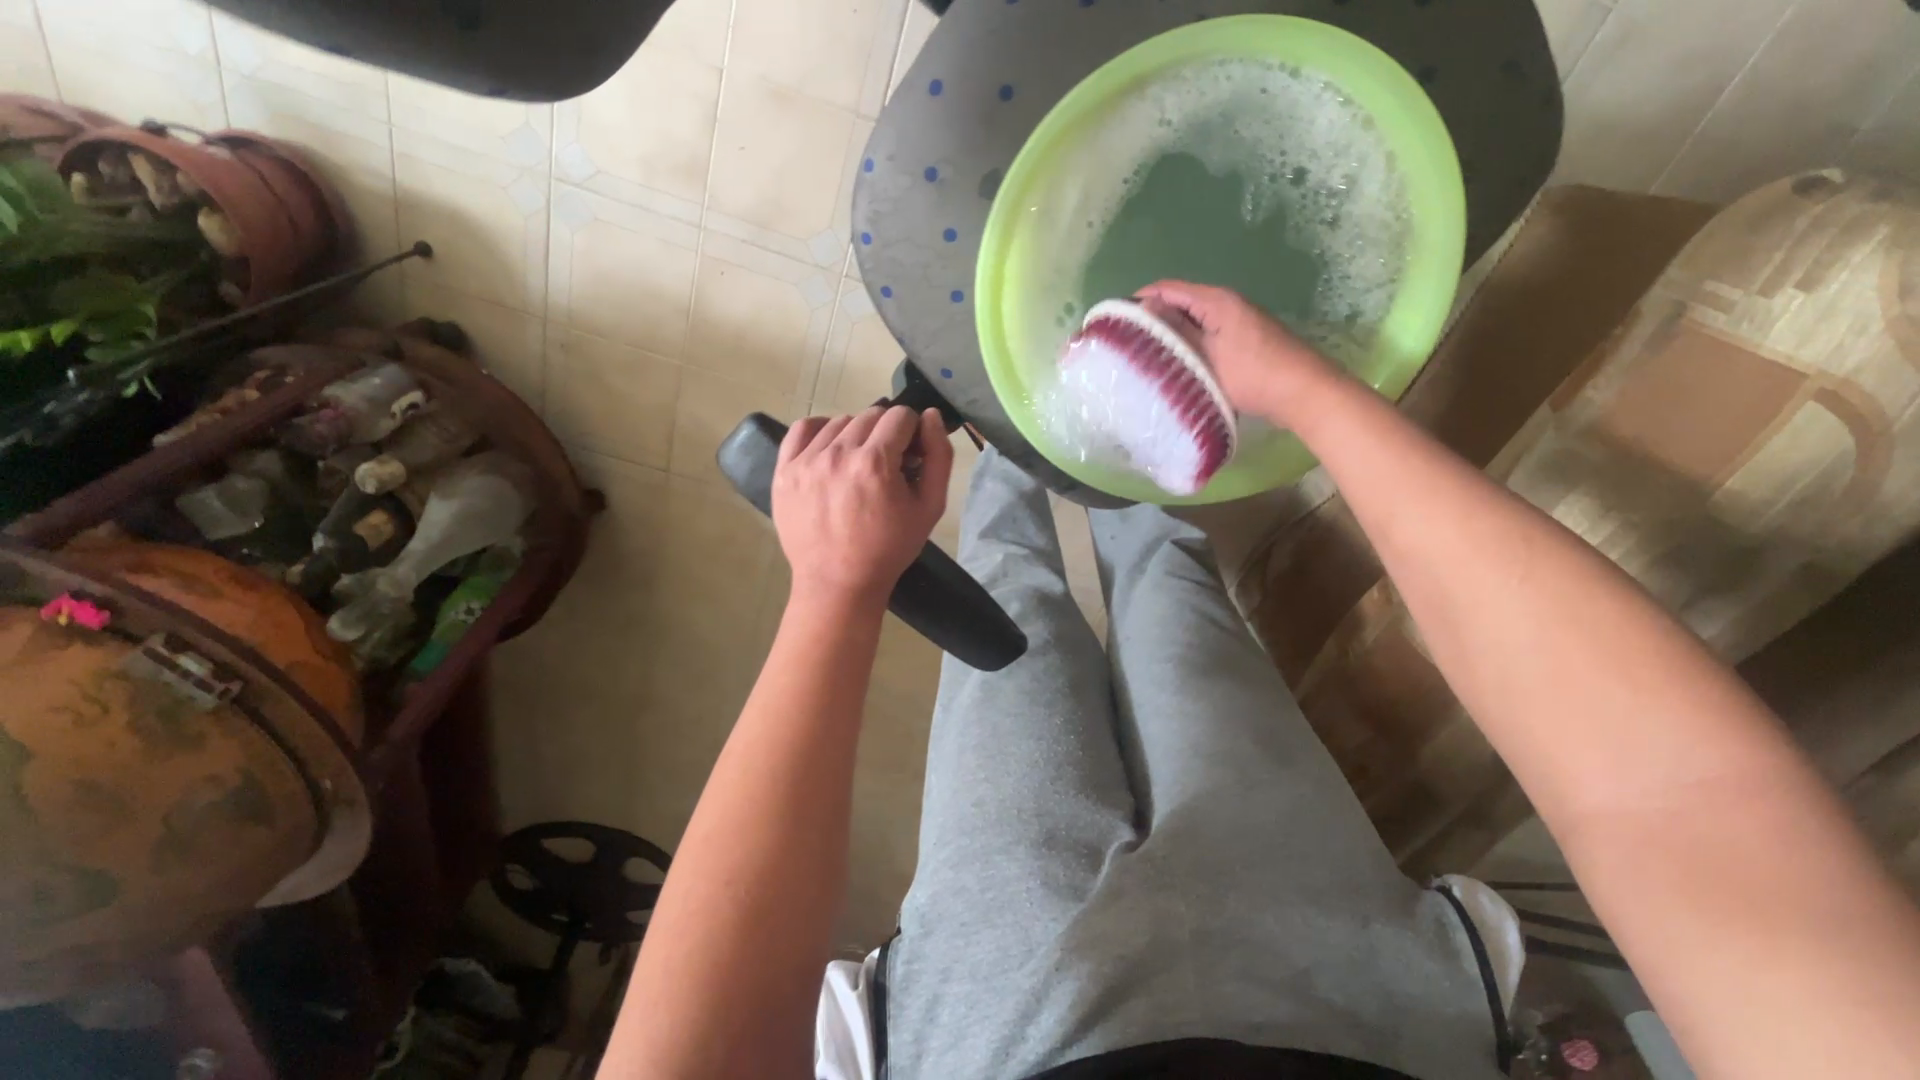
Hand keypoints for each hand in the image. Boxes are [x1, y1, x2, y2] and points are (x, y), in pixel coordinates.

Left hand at [773, 405, 954, 611]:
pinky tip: (830, 449)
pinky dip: (820, 431)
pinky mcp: (784, 471)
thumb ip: (939, 456)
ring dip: (856, 435)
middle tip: (888, 463)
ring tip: (858, 465)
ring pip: (839, 422)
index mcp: (875, 462)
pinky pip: (802, 429)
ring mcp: (806, 461)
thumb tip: (931, 416)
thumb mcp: (930, 508)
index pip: (901, 416)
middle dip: (886, 433)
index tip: (911, 455)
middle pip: (871, 415)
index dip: (913, 432)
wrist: (838, 583)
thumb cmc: (889, 549)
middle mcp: (838, 453)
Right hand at [1135, 280, 1339, 424]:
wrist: (1305, 393)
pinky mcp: (1244, 340)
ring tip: (1146, 359)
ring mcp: (1237, 321)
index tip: (1115, 325)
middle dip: (1152, 321)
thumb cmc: (1253, 375)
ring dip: (1171, 336)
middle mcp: (1226, 303)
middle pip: (1179, 304)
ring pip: (1193, 322)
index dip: (1138, 301)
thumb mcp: (1206, 357)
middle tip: (1126, 346)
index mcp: (1215, 300)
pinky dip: (1189, 346)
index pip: (1166, 289)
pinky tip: (1178, 367)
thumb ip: (1174, 335)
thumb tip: (1144, 316)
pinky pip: (1206, 335)